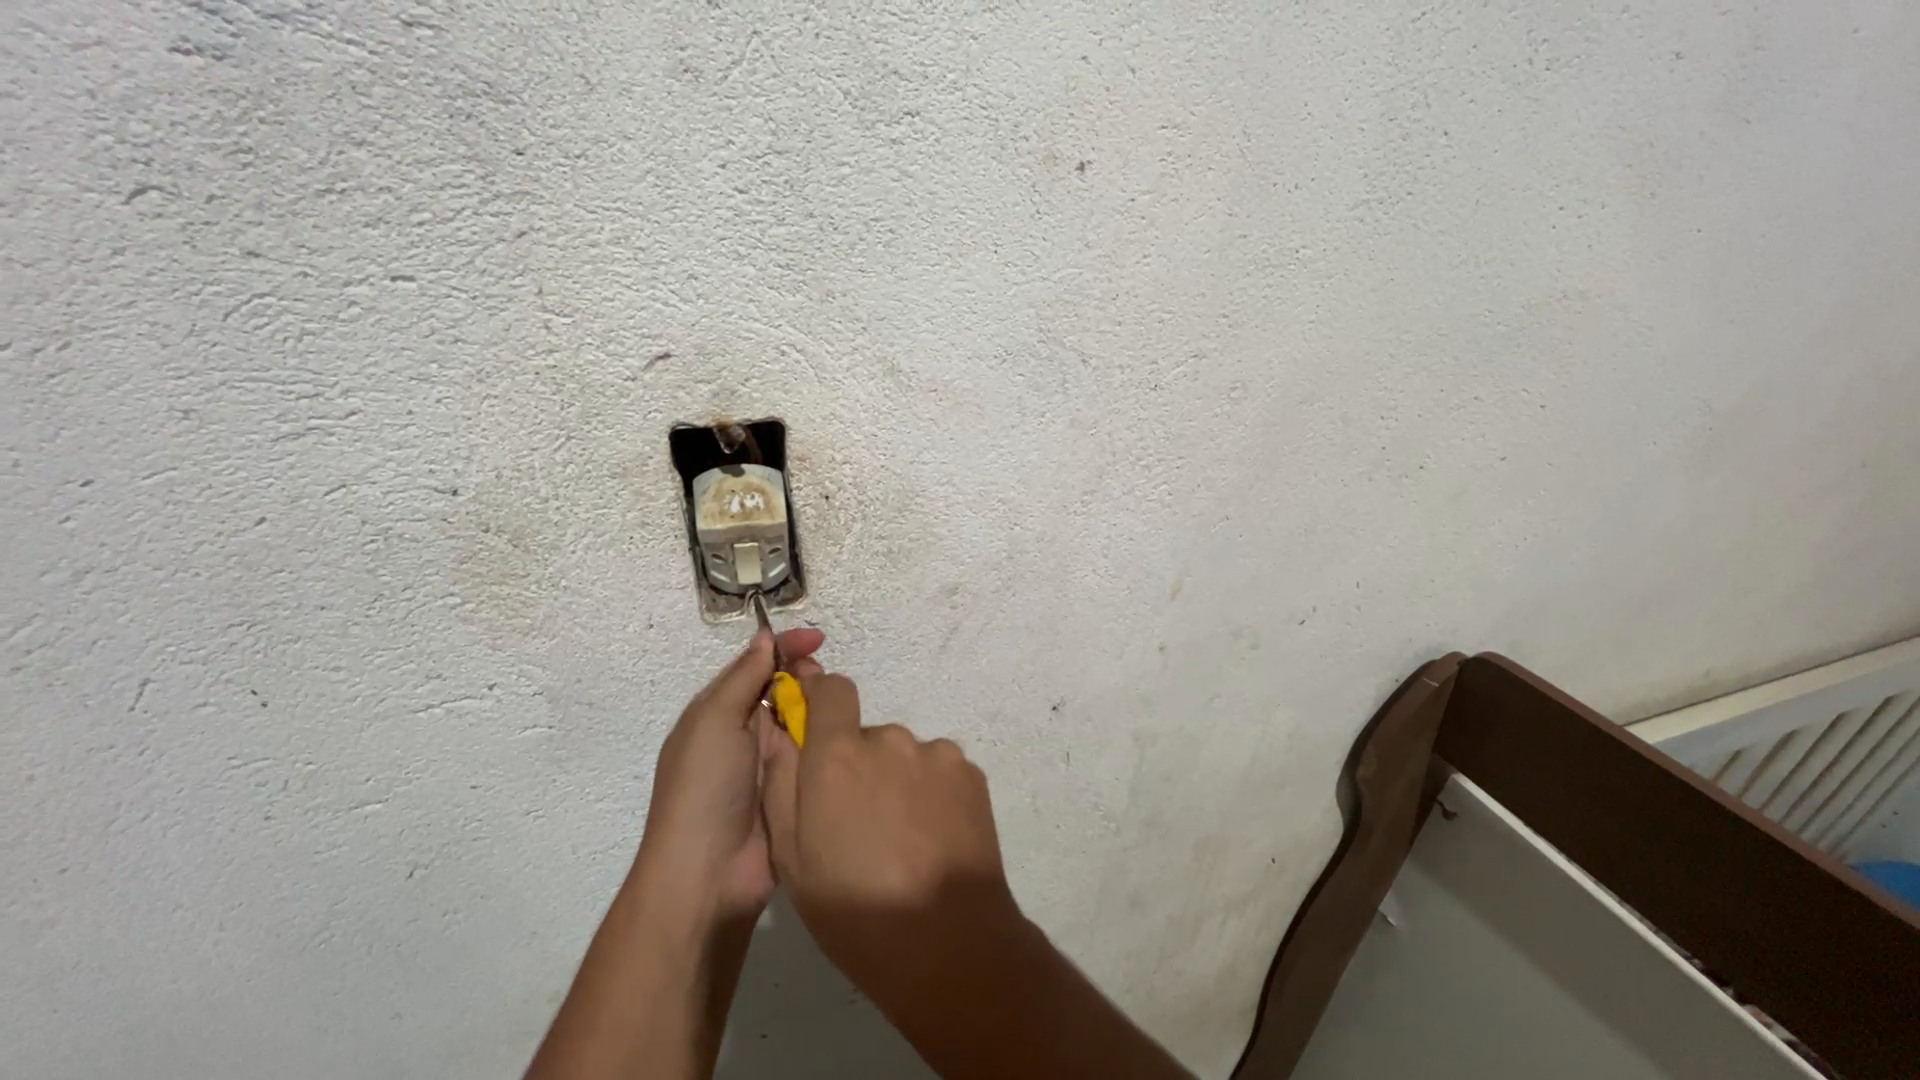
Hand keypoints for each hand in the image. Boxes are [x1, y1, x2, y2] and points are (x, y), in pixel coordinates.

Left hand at [639, 627, 824, 920]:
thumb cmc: (704, 788)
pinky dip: (831, 748)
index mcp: (717, 714)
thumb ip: (743, 677)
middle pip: (783, 693)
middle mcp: (744, 736)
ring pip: (804, 725)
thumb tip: (766, 638)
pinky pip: (816, 761)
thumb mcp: (714, 720)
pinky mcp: (794, 796)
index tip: (818, 640)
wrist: (708, 876)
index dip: (784, 648)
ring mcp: (770, 769)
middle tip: (829, 680)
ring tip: (844, 708)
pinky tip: (852, 741)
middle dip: (808, 678)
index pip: (755, 667)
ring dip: (822, 712)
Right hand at [761, 673, 1016, 983]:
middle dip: (857, 766)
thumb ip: (781, 781)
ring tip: (901, 841)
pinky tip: (930, 841)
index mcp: (838, 755)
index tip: (815, 733)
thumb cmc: (853, 906)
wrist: (947, 942)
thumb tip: (781, 732)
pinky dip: (930, 795)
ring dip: (896, 782)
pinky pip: (938, 772)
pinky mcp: (972, 775)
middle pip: (866, 736)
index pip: (831, 689)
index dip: (821, 704)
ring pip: (904, 757)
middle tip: (859, 825)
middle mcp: (890, 740)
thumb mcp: (790, 854)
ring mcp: (937, 755)